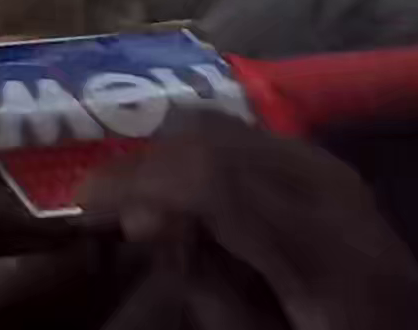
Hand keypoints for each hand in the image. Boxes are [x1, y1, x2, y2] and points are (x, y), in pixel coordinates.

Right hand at [82, 111, 417, 329]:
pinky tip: (183, 192)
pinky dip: (192, 154)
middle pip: (206, 145)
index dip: (137, 183)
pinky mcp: (315, 159)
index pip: (213, 181)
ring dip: (164, 158)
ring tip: (144, 202)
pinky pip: (233, 136)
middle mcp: (329, 190)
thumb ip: (206, 287)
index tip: (85, 202)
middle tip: (106, 206)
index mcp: (331, 252)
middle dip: (142, 170)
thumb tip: (144, 222)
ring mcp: (325, 164)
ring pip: (214, 129)